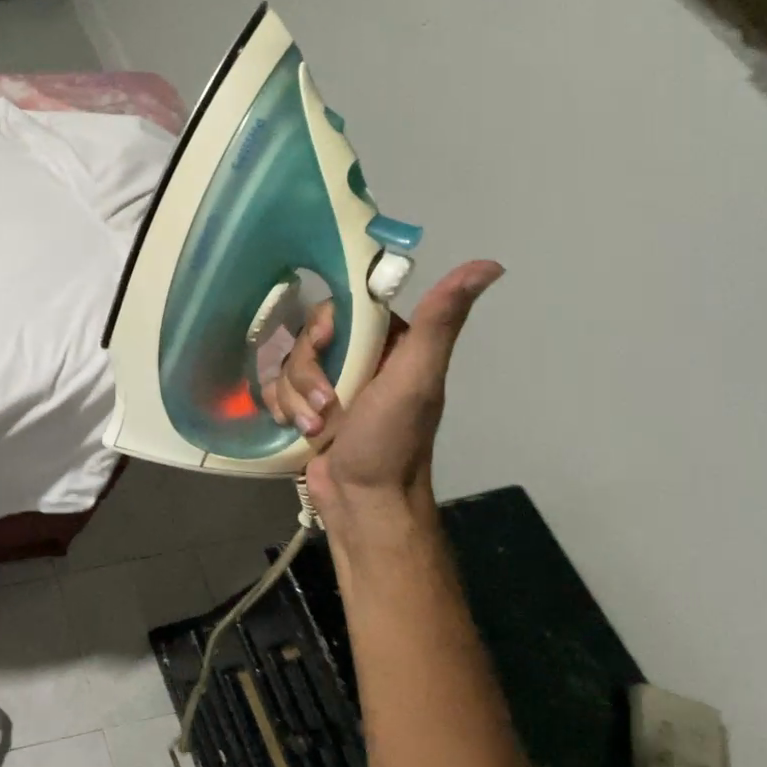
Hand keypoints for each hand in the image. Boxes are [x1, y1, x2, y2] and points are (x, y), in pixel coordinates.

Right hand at [263, 261, 503, 534]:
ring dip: (295, 399)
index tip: (322, 344)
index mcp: (390, 344)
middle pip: (308, 339)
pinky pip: (277, 391)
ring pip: (288, 367)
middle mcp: (360, 360)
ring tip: (317, 429)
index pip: (343, 308)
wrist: (363, 502)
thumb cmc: (390, 442)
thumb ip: (440, 322)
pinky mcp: (306, 410)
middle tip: (328, 404)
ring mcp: (331, 387)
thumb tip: (488, 265)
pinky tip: (296, 430)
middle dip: (307, 374)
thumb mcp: (415, 378)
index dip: (324, 324)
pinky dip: (282, 410)